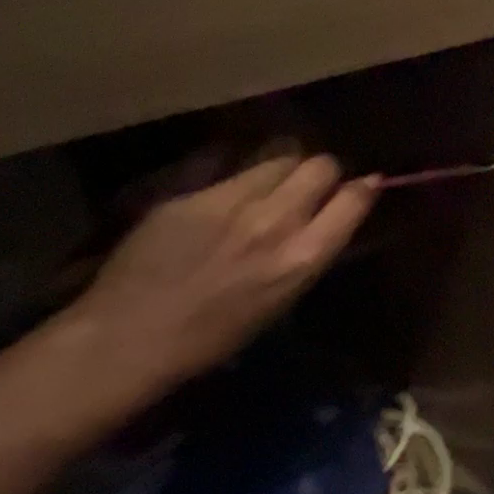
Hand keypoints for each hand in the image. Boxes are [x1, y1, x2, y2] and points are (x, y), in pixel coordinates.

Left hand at [69, 154, 382, 387]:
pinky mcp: (191, 192)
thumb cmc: (213, 336)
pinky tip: (227, 188)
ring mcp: (230, 202)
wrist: (129, 337)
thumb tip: (324, 222)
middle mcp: (274, 222)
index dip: (362, 188)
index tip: (363, 185)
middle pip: (319, 165)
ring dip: (284, 165)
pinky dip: (238, 172)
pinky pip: (229, 165)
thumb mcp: (280, 300)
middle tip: (313, 183)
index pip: (352, 199)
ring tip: (272, 179)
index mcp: (302, 257)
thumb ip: (306, 254)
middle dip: (323, 170)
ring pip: (278, 156)